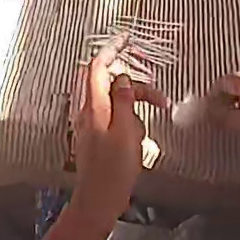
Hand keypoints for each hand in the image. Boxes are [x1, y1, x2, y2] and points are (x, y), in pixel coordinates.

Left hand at [72, 45, 168, 218]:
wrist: (99, 199)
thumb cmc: (114, 169)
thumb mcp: (126, 131)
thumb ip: (124, 101)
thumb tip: (123, 78)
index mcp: (93, 107)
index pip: (97, 68)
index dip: (111, 50)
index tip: (126, 40)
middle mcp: (85, 112)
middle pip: (104, 82)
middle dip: (129, 83)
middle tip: (153, 96)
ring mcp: (87, 125)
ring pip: (110, 101)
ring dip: (131, 106)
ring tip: (144, 130)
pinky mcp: (93, 137)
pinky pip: (111, 118)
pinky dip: (126, 120)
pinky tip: (136, 139)